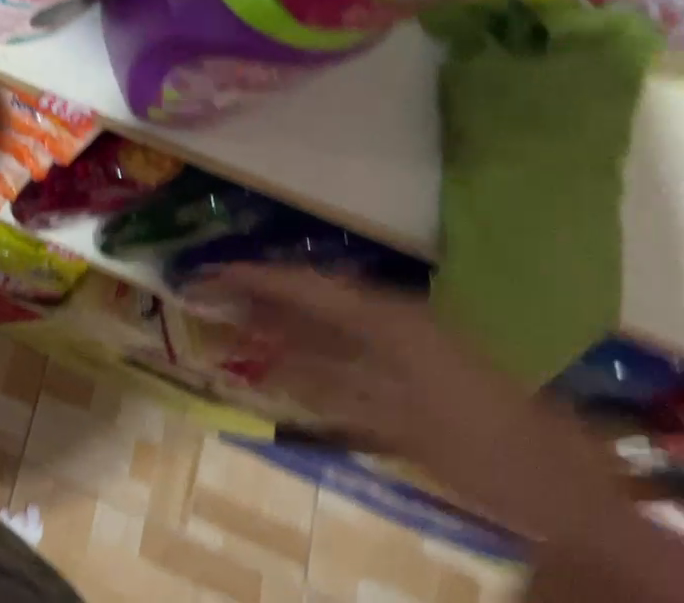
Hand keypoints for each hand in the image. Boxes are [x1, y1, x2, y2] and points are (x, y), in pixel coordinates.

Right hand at [191, 265, 623, 539]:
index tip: (203, 272)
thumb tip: (262, 353)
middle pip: (310, 299)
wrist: (553, 484)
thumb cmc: (471, 440)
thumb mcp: (395, 408)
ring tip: (227, 319)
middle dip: (258, 294)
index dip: (252, 276)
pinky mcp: (399, 374)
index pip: (304, 285)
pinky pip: (339, 352)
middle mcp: (387, 322)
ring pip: (322, 324)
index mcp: (385, 318)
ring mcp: (396, 347)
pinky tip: (275, 360)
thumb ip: (327, 379)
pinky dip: (303, 352)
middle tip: (204, 293)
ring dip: (276, 321)